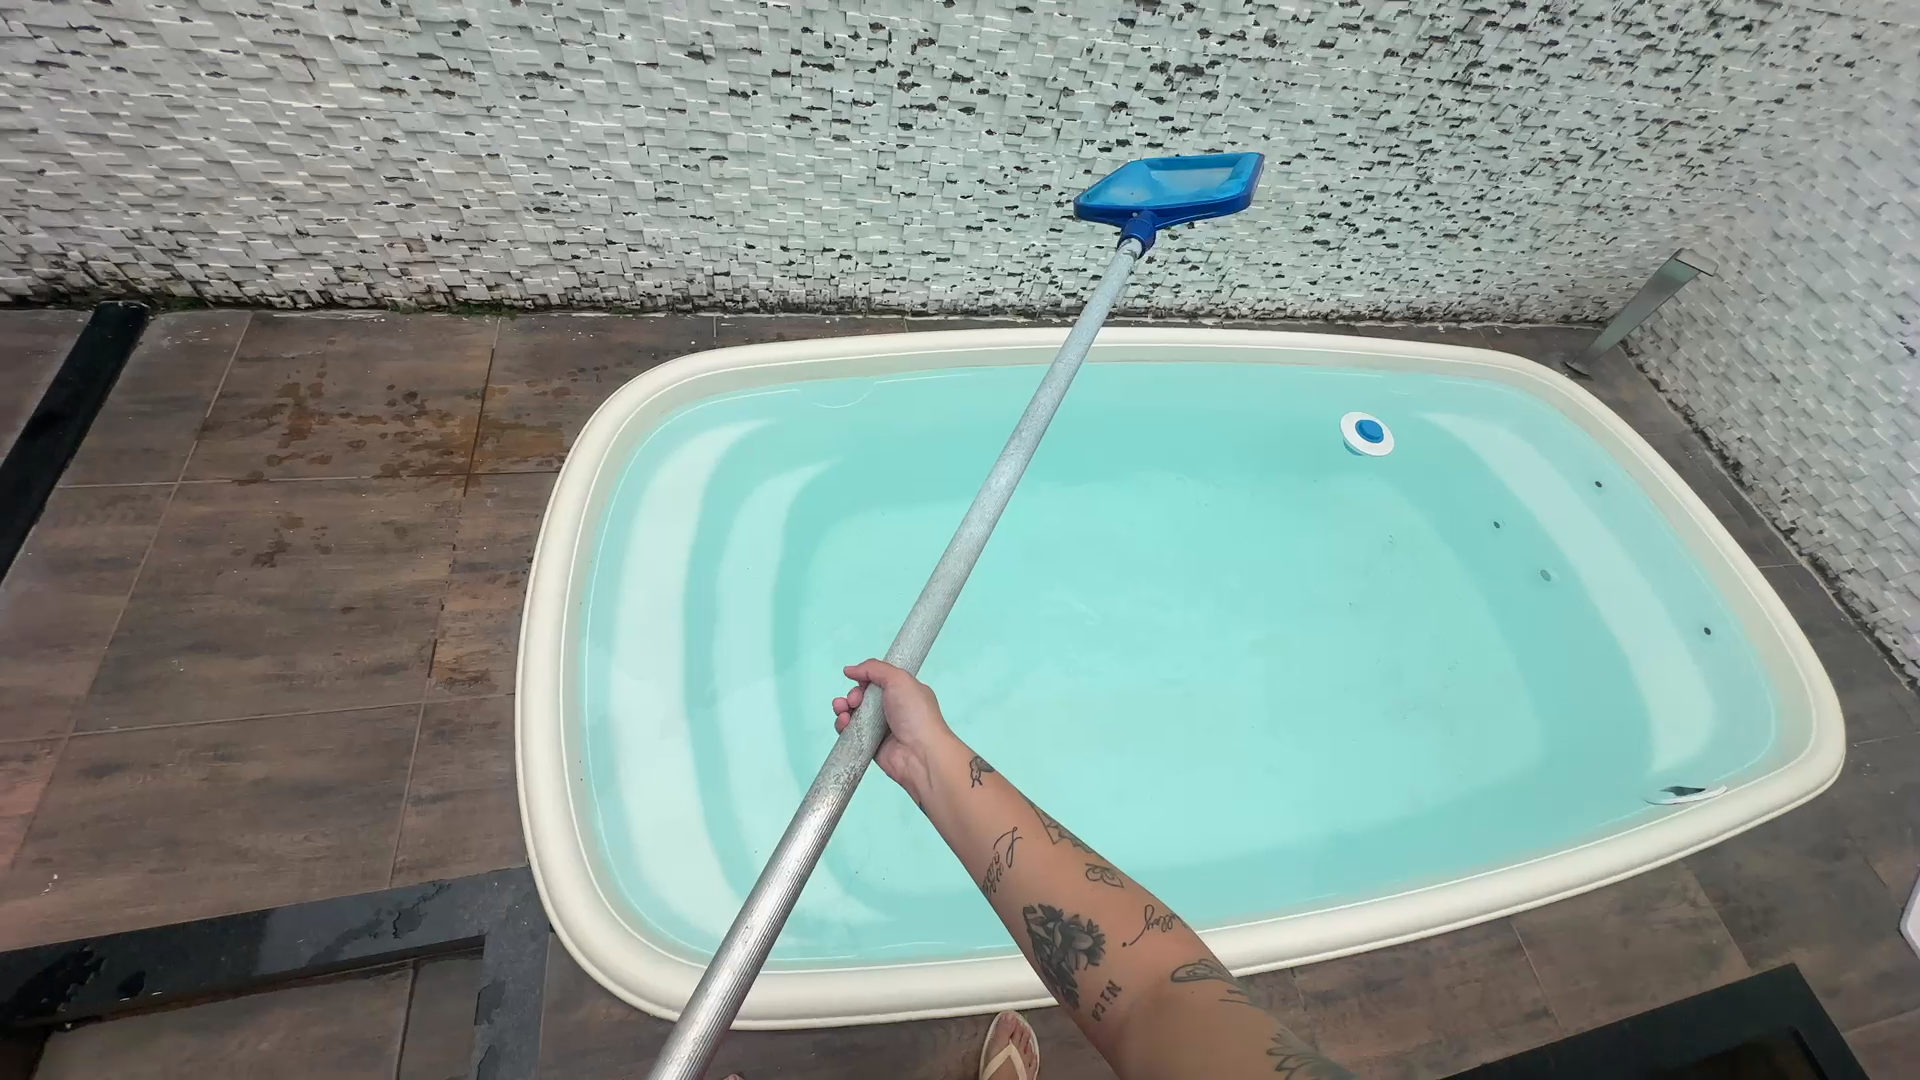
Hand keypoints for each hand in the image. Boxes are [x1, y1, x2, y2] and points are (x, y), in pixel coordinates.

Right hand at [834, 659, 959, 804]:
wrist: (919, 753)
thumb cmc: (915, 714)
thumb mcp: (899, 679)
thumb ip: (874, 668)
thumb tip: (850, 669)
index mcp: (904, 692)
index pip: (879, 681)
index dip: (866, 679)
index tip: (860, 681)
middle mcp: (893, 709)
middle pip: (864, 697)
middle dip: (853, 694)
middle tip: (855, 700)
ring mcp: (881, 728)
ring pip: (854, 714)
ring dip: (844, 708)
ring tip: (842, 709)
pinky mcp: (870, 745)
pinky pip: (851, 733)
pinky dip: (843, 726)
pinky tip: (843, 723)